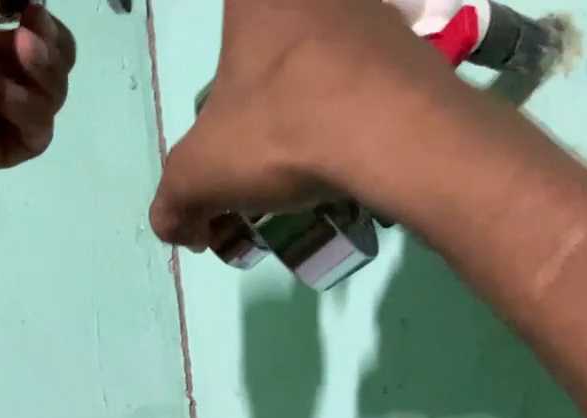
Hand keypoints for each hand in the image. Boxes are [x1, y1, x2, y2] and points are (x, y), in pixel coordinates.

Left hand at [0, 0, 75, 199]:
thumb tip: (30, 0)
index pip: (3, 2)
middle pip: (33, 41)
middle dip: (47, 38)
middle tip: (32, 34)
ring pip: (40, 87)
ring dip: (42, 77)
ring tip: (11, 80)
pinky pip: (33, 132)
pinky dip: (30, 119)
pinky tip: (8, 110)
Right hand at [149, 0, 463, 248]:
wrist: (392, 132)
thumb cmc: (281, 131)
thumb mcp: (202, 173)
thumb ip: (173, 200)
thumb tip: (174, 226)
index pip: (228, 28)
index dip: (226, 83)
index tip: (231, 134)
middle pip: (276, 52)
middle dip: (268, 106)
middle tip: (268, 163)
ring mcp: (369, 12)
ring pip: (329, 65)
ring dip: (317, 113)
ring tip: (315, 170)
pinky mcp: (412, 48)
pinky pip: (374, 84)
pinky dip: (361, 120)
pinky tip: (358, 158)